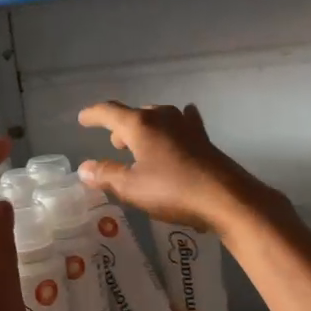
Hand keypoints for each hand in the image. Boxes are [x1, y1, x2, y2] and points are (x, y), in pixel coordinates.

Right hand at [77, 101, 278, 232]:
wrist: (228, 198)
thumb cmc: (174, 191)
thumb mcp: (132, 187)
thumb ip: (106, 175)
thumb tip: (84, 168)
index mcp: (140, 125)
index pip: (109, 112)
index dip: (93, 114)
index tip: (82, 119)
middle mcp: (162, 117)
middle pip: (135, 114)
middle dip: (121, 127)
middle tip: (114, 144)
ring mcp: (186, 126)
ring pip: (158, 118)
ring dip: (146, 128)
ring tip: (140, 145)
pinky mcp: (204, 139)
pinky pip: (182, 125)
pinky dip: (173, 127)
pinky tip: (179, 130)